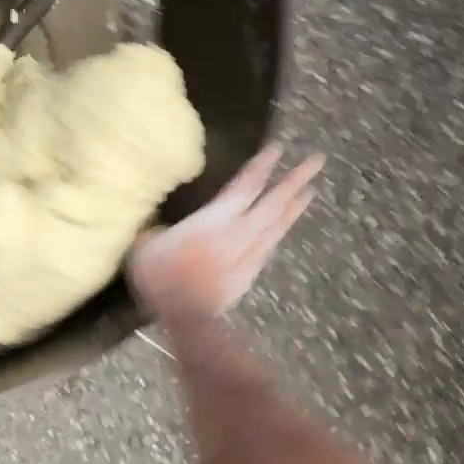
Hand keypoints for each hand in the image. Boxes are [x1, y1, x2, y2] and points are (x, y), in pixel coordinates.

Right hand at [131, 144, 324, 318]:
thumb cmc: (162, 277)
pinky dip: (278, 234)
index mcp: (214, 220)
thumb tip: (158, 231)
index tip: (278, 148)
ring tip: (311, 191)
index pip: (243, 187)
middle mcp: (238, 232)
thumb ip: (158, 233)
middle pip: (273, 202)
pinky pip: (269, 248)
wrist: (185, 316)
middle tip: (317, 161)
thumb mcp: (147, 246)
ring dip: (294, 207)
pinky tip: (283, 230)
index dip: (261, 167)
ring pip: (277, 226)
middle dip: (295, 180)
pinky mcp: (249, 274)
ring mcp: (248, 254)